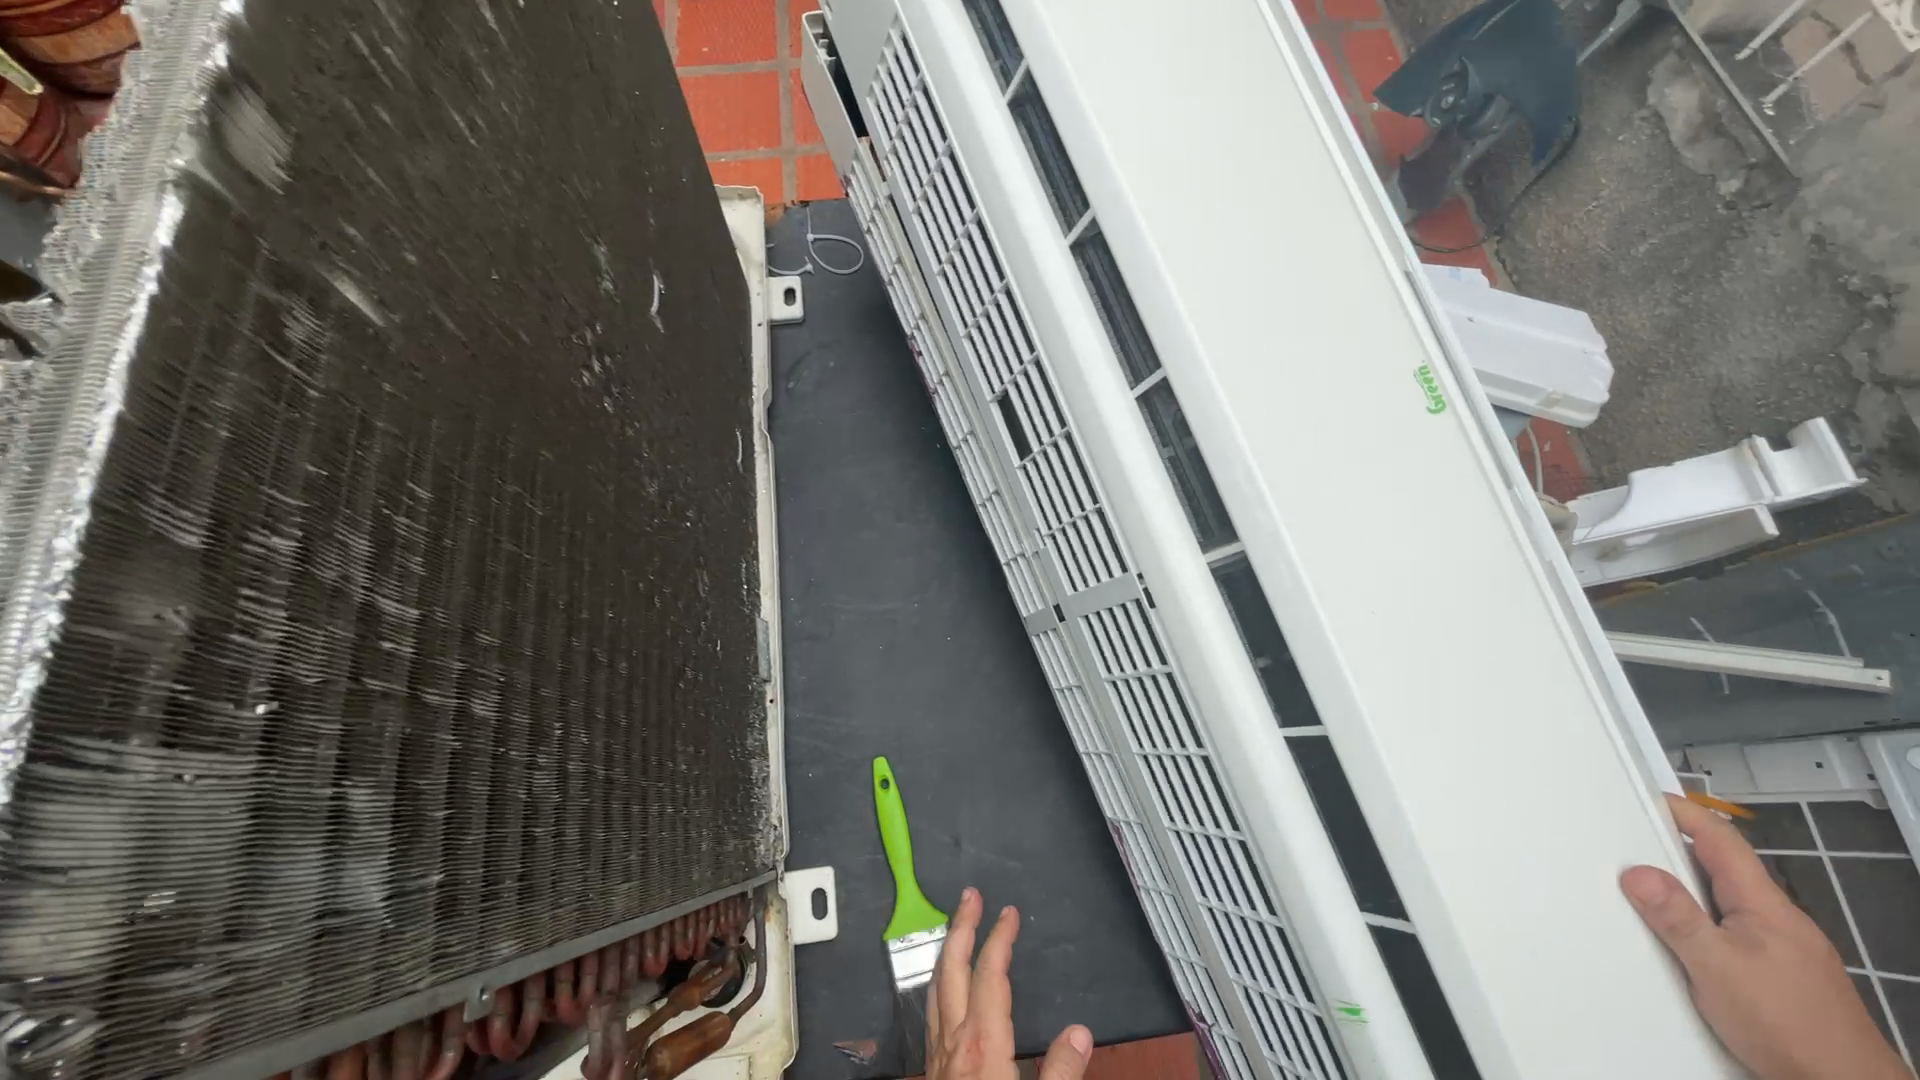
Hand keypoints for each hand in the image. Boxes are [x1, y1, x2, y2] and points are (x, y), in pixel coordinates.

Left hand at [926, 887, 1092, 1079]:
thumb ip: (1061, 1071)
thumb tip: (1080, 1032)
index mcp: (983, 1043)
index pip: (990, 975)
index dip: (999, 938)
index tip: (1009, 912)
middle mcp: (954, 1039)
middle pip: (952, 968)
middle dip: (961, 926)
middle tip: (970, 895)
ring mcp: (938, 1052)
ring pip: (936, 986)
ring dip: (947, 950)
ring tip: (957, 927)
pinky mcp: (931, 1067)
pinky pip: (931, 1011)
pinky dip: (939, 982)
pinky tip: (945, 984)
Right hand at [1621, 793, 1911, 1079]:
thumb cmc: (1786, 1024)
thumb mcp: (1716, 968)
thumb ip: (1677, 918)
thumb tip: (1638, 873)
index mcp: (1765, 906)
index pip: (1722, 840)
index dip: (1684, 813)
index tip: (1645, 798)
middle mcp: (1778, 920)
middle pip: (1722, 868)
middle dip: (1675, 852)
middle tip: (1629, 843)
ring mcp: (1784, 948)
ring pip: (1726, 902)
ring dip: (1686, 890)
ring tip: (1644, 891)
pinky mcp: (1781, 974)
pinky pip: (1732, 930)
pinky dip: (1700, 921)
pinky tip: (1681, 941)